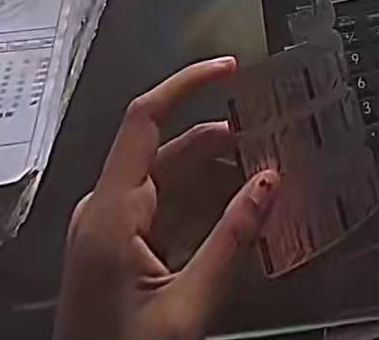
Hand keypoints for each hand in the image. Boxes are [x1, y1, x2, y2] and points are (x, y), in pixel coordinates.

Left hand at [56, 57, 278, 339]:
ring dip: (221, 169)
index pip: (144, 118)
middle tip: (272, 134)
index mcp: (110, 213)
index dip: (187, 83)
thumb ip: (231, 241)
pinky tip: (241, 204)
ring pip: (174, 174)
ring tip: (266, 170)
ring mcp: (113, 224)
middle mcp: (107, 207)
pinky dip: (208, 195)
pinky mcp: (123, 241)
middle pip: (171, 147)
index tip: (228, 68)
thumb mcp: (184, 310)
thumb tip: (269, 179)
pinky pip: (171, 200)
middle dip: (225, 138)